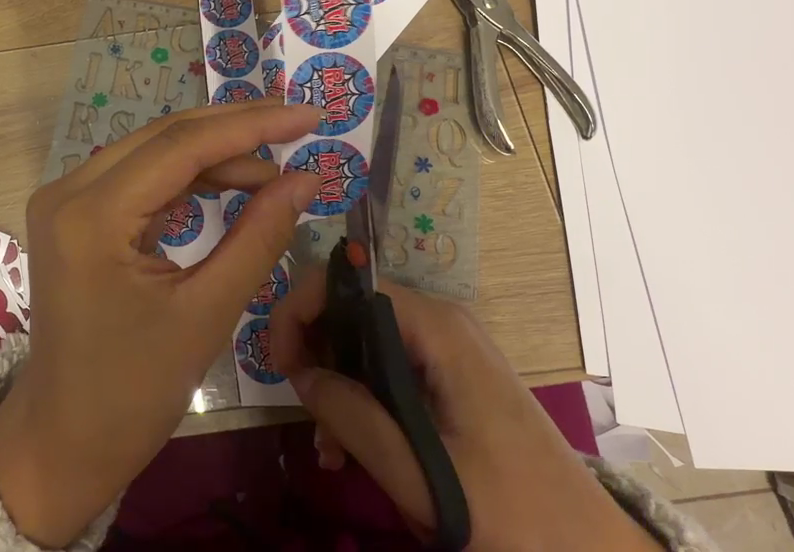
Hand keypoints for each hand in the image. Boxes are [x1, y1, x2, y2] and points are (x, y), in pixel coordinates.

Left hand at [0, 100, 323, 546]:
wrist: (66, 438)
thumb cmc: (134, 390)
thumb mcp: (207, 314)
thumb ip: (259, 238)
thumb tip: (307, 179)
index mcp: (91, 215)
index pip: (181, 146)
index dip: (251, 125)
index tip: (310, 115)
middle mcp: (67, 191)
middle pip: (162, 138)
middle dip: (234, 131)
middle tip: (299, 129)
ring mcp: (64, 201)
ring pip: (149, 153)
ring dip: (211, 155)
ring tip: (273, 169)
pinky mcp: (72, 216)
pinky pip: (135, 178)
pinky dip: (183, 178)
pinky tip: (228, 185)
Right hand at [272, 275, 663, 551]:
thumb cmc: (513, 510)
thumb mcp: (420, 472)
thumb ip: (353, 417)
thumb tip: (300, 374)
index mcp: (437, 328)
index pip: (348, 284)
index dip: (301, 312)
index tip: (281, 367)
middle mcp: (440, 324)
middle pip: (352, 313)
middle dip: (318, 360)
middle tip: (309, 421)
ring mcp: (448, 351)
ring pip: (365, 346)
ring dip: (338, 390)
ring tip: (331, 452)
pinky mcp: (452, 379)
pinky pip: (390, 371)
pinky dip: (363, 402)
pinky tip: (354, 450)